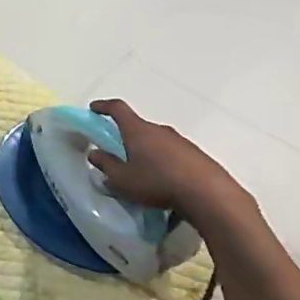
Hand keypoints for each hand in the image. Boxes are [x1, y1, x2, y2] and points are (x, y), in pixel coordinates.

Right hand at [87, 98, 246, 216]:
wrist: (206, 192)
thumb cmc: (156, 182)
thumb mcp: (122, 179)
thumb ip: (106, 165)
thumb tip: (95, 153)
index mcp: (138, 130)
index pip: (118, 109)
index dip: (104, 107)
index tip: (94, 108)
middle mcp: (159, 130)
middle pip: (138, 127)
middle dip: (126, 137)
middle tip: (117, 153)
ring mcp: (180, 141)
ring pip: (156, 141)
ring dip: (146, 151)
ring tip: (141, 173)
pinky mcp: (195, 155)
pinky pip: (172, 154)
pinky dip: (162, 162)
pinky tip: (162, 182)